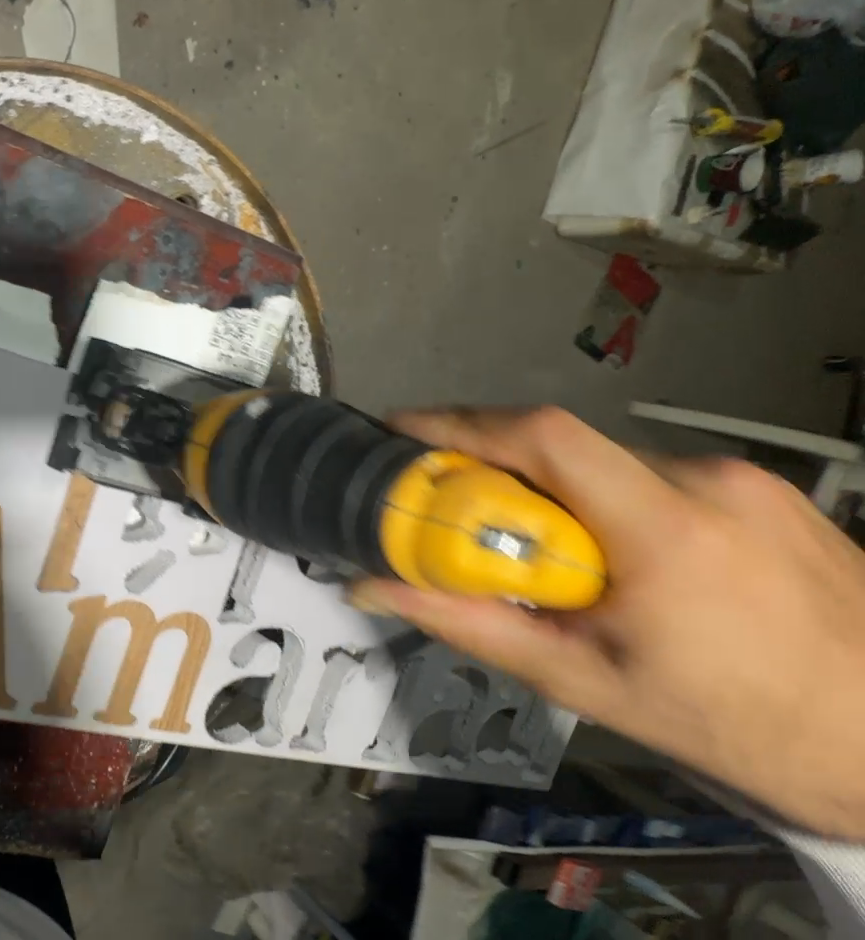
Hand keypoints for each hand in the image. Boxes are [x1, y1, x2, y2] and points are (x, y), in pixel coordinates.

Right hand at [350, 407, 864, 838]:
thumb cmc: (738, 726)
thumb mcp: (586, 683)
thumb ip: (472, 624)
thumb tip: (372, 587)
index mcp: (666, 528)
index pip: (543, 437)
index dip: (461, 424)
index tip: (402, 433)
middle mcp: (712, 483)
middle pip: (569, 448)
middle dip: (497, 469)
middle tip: (455, 510)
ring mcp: (754, 485)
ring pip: (612, 463)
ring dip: (556, 491)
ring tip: (543, 552)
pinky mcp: (778, 496)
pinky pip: (659, 478)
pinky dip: (609, 502)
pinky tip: (616, 560)